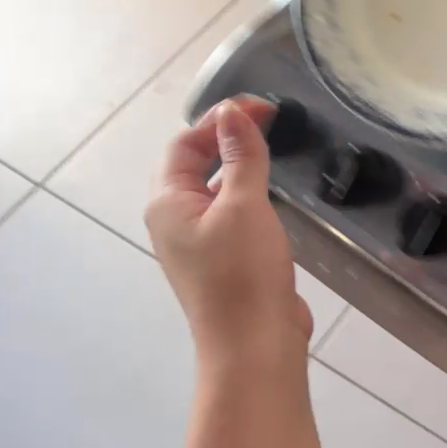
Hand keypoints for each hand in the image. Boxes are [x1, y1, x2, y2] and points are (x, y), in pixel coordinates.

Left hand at [147, 97, 310, 370]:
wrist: (254, 341)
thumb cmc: (243, 270)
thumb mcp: (245, 205)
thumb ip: (241, 157)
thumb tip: (232, 112)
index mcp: (168, 203)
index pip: (186, 144)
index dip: (222, 119)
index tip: (266, 107)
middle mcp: (175, 220)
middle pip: (195, 165)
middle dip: (229, 138)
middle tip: (274, 122)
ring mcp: (199, 242)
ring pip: (215, 190)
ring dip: (240, 165)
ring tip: (277, 150)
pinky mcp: (226, 260)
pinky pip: (232, 213)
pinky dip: (251, 193)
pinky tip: (278, 197)